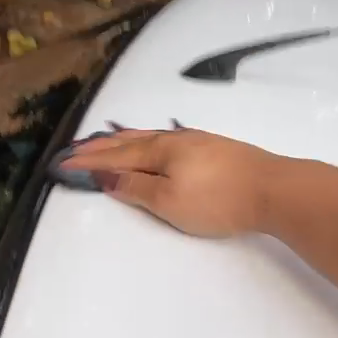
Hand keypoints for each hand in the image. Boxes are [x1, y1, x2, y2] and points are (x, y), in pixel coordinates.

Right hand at [59, 127, 281, 237]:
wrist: (274, 189)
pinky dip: (146, 141)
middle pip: (128, 142)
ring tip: (105, 140)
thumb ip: (135, 188)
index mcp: (158, 152)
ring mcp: (195, 142)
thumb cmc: (218, 200)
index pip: (114, 157)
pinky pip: (165, 140)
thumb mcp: (169, 200)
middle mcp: (173, 140)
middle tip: (74, 147)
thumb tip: (103, 176)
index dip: (88, 162)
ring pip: (148, 138)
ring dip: (121, 140)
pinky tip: (152, 143)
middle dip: (99, 147)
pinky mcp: (213, 149)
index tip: (62, 163)